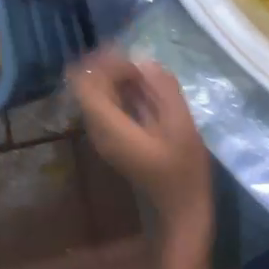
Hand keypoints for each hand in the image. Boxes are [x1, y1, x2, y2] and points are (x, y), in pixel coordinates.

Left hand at [68, 47, 213, 237]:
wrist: (182, 209)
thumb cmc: (184, 170)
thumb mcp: (181, 126)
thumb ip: (163, 91)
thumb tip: (144, 62)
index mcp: (109, 127)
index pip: (84, 83)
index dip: (102, 63)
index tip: (131, 58)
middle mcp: (99, 130)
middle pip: (90, 86)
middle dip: (112, 68)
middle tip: (144, 64)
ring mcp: (105, 136)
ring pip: (100, 94)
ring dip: (119, 79)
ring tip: (150, 75)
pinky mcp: (116, 139)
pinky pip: (110, 106)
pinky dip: (125, 92)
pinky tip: (150, 92)